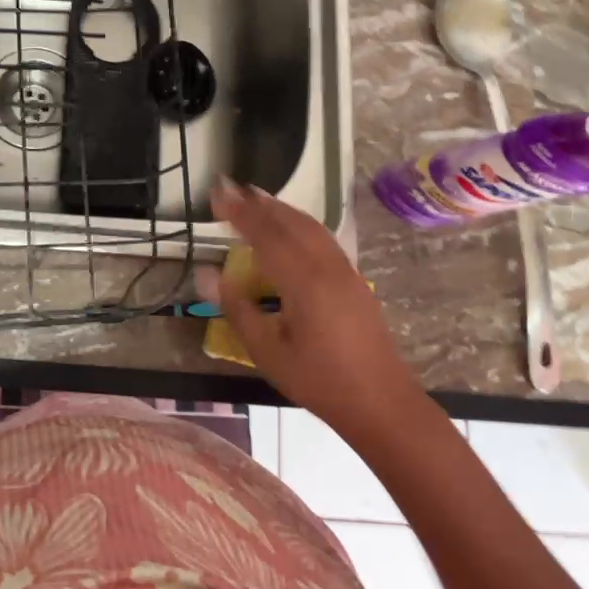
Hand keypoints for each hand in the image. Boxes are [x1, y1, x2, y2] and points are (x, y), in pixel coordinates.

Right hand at [211, 179, 421, 429]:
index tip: (216, 193)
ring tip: (257, 198)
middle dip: (258, 203)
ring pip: (311, 227)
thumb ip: (238, 308)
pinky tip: (292, 227)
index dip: (239, 212)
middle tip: (231, 187)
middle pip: (289, 222)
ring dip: (282, 208)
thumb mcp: (267, 351)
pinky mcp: (354, 281)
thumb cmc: (319, 380)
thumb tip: (208, 274)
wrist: (381, 402)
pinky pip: (323, 238)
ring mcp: (345, 272)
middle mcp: (326, 266)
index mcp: (303, 280)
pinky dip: (301, 222)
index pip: (265, 234)